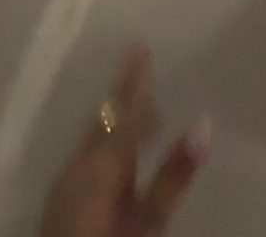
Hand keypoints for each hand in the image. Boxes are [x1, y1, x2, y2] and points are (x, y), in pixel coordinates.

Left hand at [41, 44, 211, 236]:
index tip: (138, 45)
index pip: (121, 111)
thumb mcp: (150, 222)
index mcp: (100, 164)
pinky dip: (107, 148)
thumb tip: (205, 123)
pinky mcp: (61, 205)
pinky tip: (120, 159)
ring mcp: (64, 187)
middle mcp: (77, 167)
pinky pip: (87, 159)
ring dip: (118, 126)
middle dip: (126, 101)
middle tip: (146, 74)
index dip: (132, 79)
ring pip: (94, 142)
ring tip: (146, 117)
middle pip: (104, 123)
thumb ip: (174, 175)